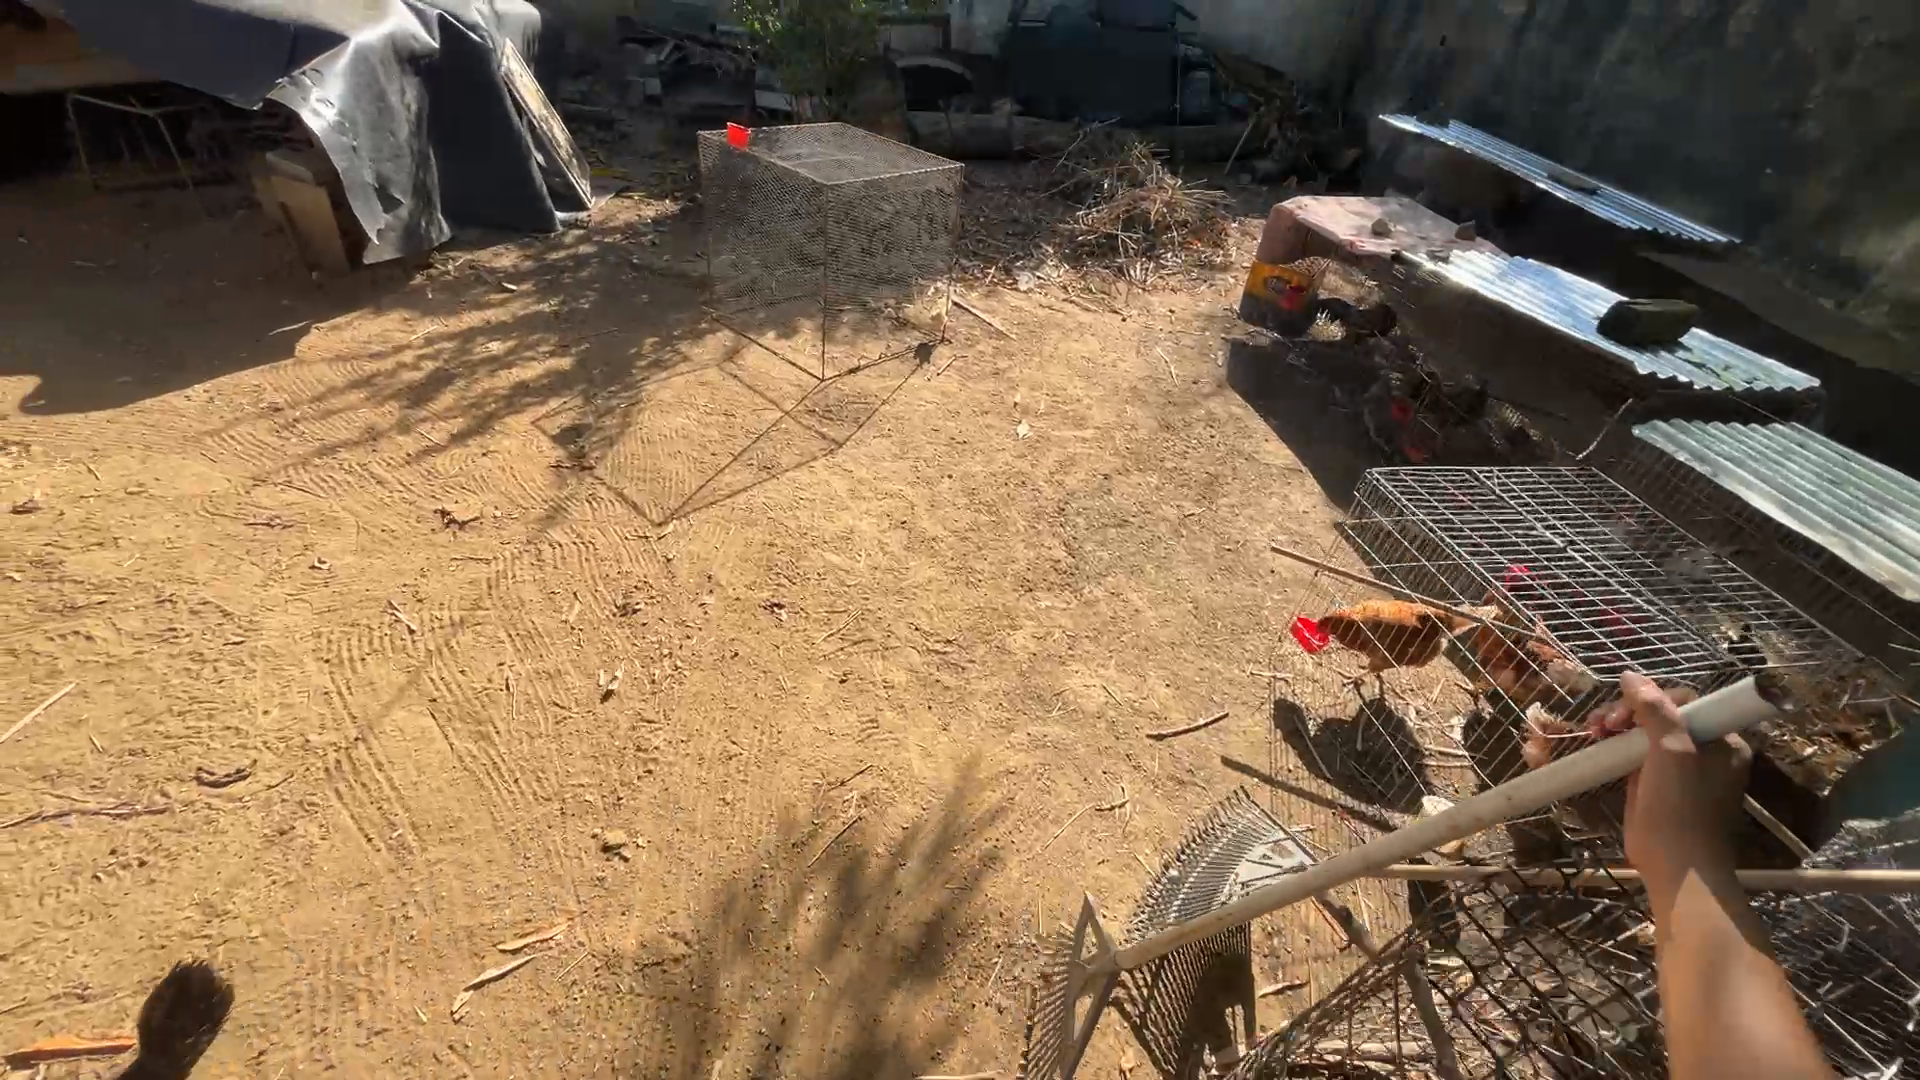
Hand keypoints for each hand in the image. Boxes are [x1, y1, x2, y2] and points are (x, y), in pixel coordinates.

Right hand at [1587, 672, 1751, 885]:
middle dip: (1626, 711)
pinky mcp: (1654, 779)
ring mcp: (1678, 766)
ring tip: (1593, 733)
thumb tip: (1630, 676)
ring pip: (1643, 728)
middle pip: (1660, 712)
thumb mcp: (1671, 754)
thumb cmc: (1679, 806)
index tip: (1622, 715)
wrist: (1673, 860)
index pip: (1686, 701)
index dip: (1650, 700)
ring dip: (1615, 724)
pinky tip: (1597, 744)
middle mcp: (1705, 750)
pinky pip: (1633, 748)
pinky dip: (1614, 742)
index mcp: (1723, 742)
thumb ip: (1656, 712)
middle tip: (1600, 725)